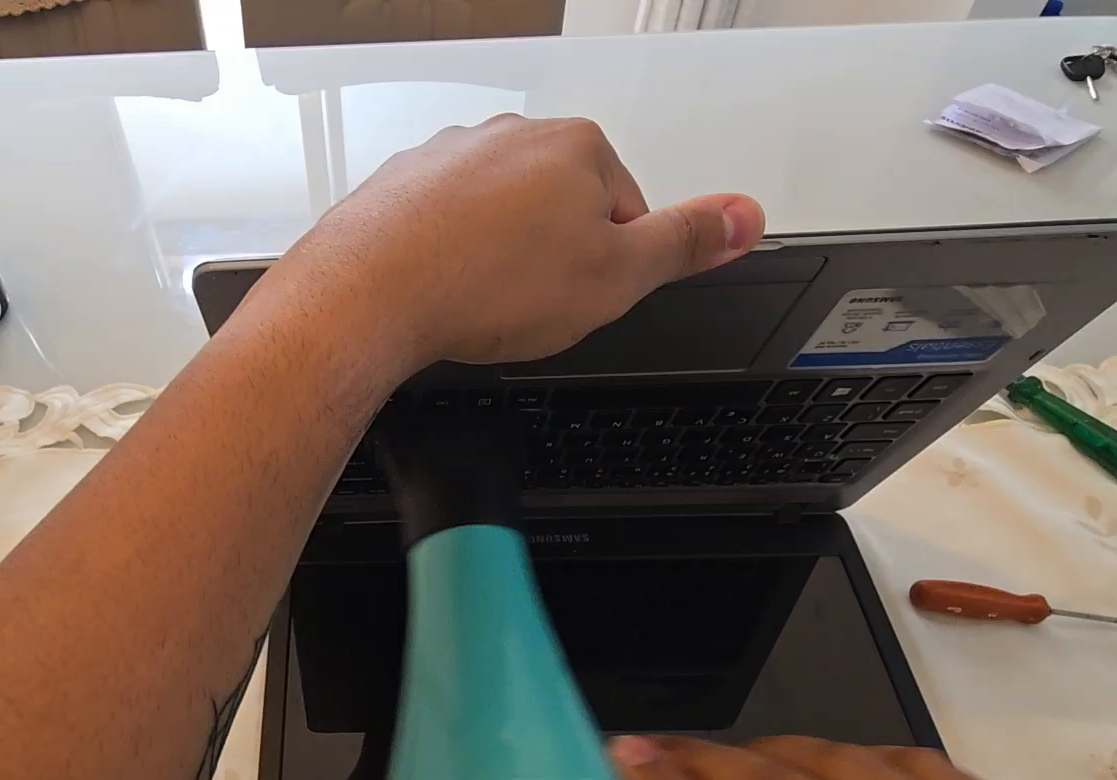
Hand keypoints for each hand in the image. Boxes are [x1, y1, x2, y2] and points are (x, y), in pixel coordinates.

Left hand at [250, 114, 763, 376]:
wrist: (373, 294)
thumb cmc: (484, 285)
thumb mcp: (612, 279)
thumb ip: (682, 245)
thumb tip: (743, 218)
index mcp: (576, 150)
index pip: (623, 209)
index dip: (606, 267)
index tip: (579, 295)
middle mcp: (510, 138)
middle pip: (556, 211)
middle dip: (548, 260)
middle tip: (526, 304)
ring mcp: (450, 158)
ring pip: (495, 220)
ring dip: (494, 260)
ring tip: (477, 300)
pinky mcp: (403, 188)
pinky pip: (442, 229)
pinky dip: (445, 258)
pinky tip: (439, 287)